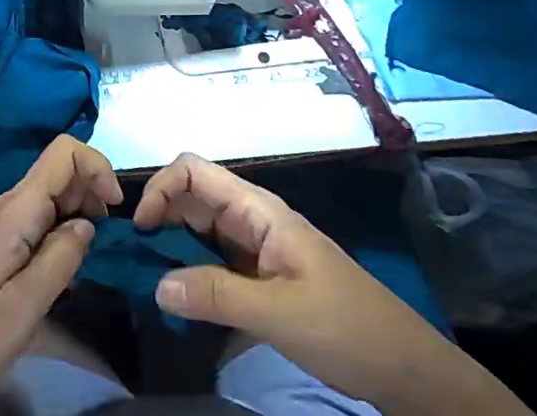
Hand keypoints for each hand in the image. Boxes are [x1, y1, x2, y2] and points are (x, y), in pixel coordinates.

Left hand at [0, 135, 122, 415]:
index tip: (114, 209)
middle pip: (61, 171)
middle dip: (93, 192)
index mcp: (15, 211)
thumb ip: (61, 260)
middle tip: (109, 240)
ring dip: (81, 213)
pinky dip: (64, 231)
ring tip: (92, 256)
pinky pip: (40, 219)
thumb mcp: (23, 308)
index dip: (96, 166)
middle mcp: (8, 206)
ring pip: (52, 195)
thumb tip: (88, 225)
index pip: (63, 152)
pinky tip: (68, 267)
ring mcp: (1, 224)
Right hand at [135, 154, 530, 415]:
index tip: (141, 230)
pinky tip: (178, 294)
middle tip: (134, 258)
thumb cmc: (345, 326)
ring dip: (171, 243)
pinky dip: (189, 268)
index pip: (196, 171)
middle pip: (193, 196)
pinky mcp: (259, 276)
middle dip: (159, 215)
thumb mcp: (280, 313)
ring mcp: (256, 247)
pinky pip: (213, 259)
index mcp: (259, 210)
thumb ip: (217, 295)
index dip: (161, 188)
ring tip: (146, 275)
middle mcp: (253, 219)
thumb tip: (157, 284)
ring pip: (200, 228)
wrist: (402, 365)